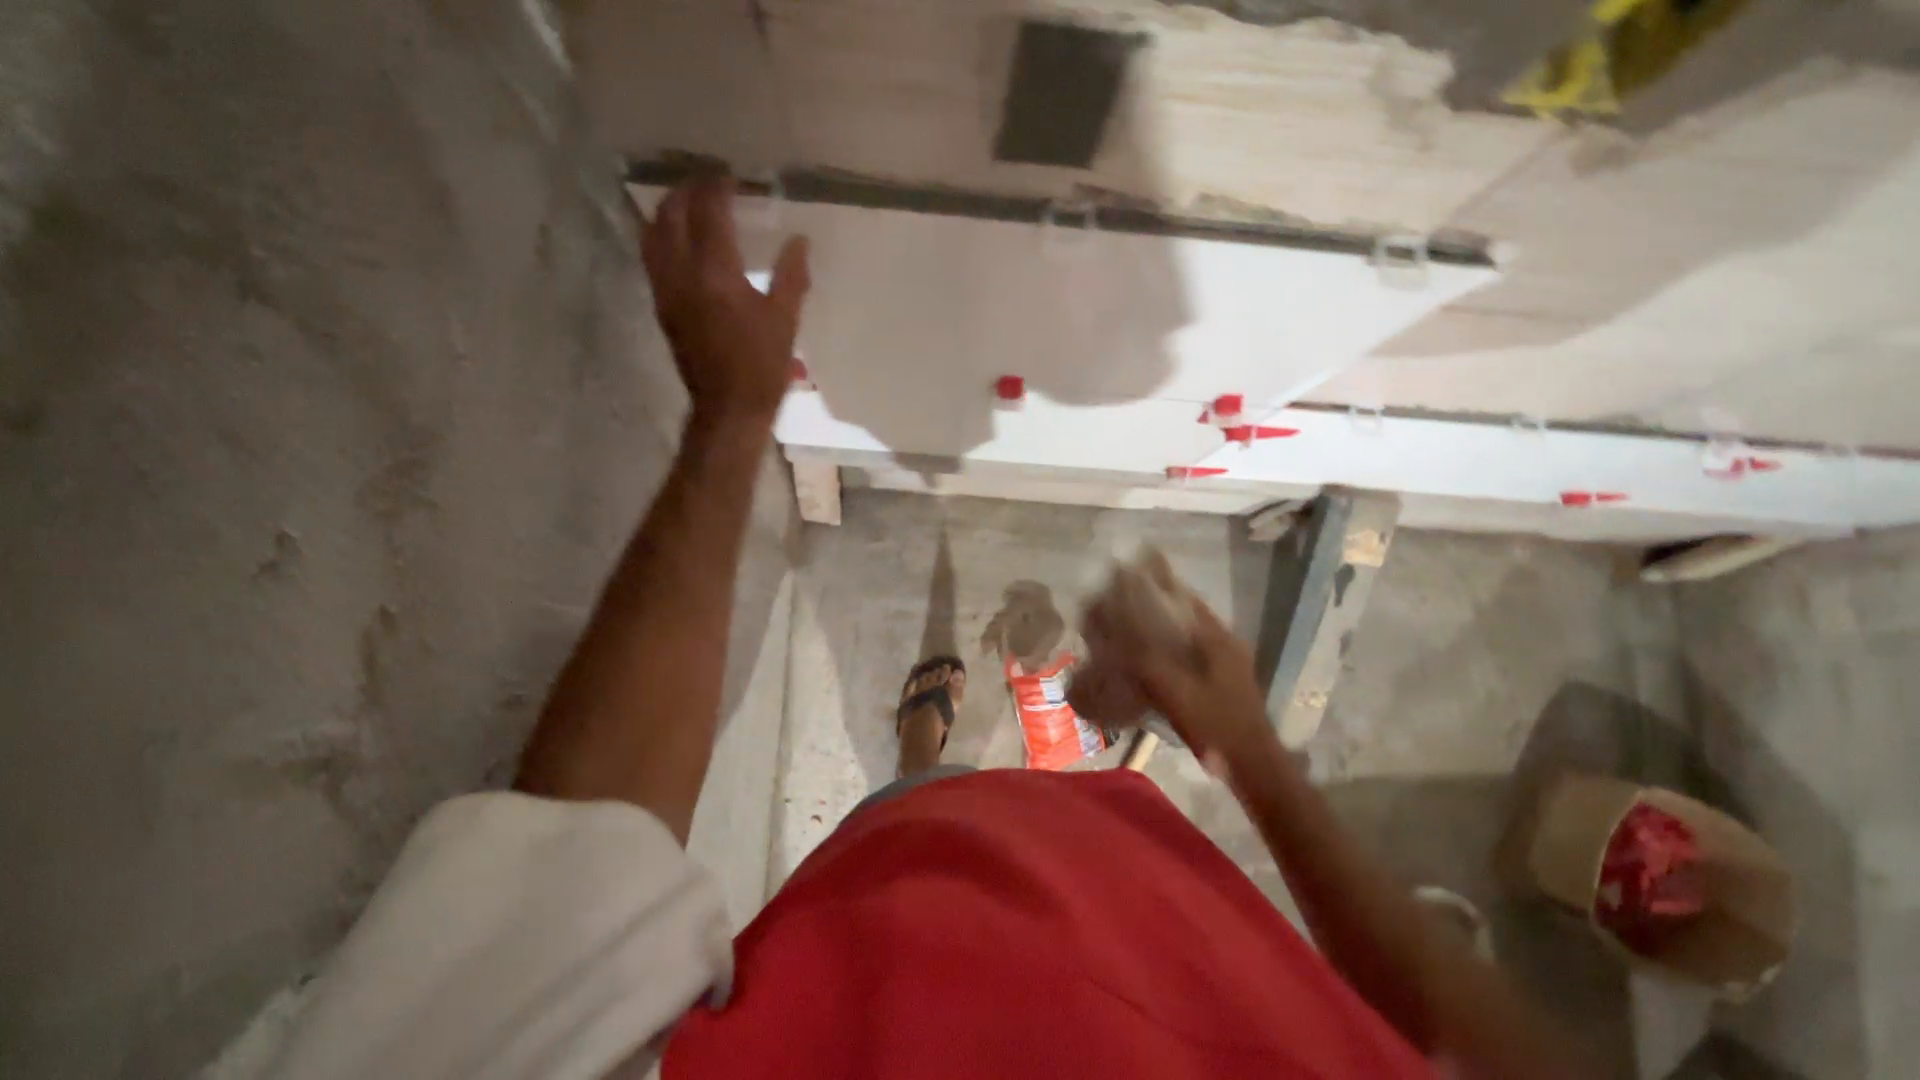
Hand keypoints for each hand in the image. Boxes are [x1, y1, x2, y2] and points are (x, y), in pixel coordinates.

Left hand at [640, 176, 810, 424]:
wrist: (727, 408)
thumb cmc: (761, 366)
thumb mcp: (785, 319)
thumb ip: (791, 275)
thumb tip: (798, 240)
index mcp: (717, 273)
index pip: (710, 213)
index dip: (718, 188)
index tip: (732, 176)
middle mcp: (683, 274)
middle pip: (672, 215)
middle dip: (687, 191)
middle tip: (707, 182)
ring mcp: (666, 290)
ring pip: (653, 233)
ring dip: (667, 210)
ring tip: (686, 201)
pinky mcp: (661, 306)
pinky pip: (652, 257)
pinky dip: (660, 235)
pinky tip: (676, 237)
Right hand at [1083, 578, 1275, 772]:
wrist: (1252, 763)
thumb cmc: (1215, 723)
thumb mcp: (1172, 691)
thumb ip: (1143, 662)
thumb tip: (1112, 639)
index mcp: (1215, 637)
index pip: (1183, 596)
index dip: (1159, 579)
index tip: (1133, 567)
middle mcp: (1223, 642)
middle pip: (1184, 612)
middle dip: (1154, 602)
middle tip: (1121, 599)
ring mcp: (1226, 663)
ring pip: (1186, 633)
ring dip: (1159, 626)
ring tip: (1127, 624)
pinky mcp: (1222, 682)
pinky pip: (1188, 653)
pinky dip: (1167, 648)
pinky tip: (1146, 658)